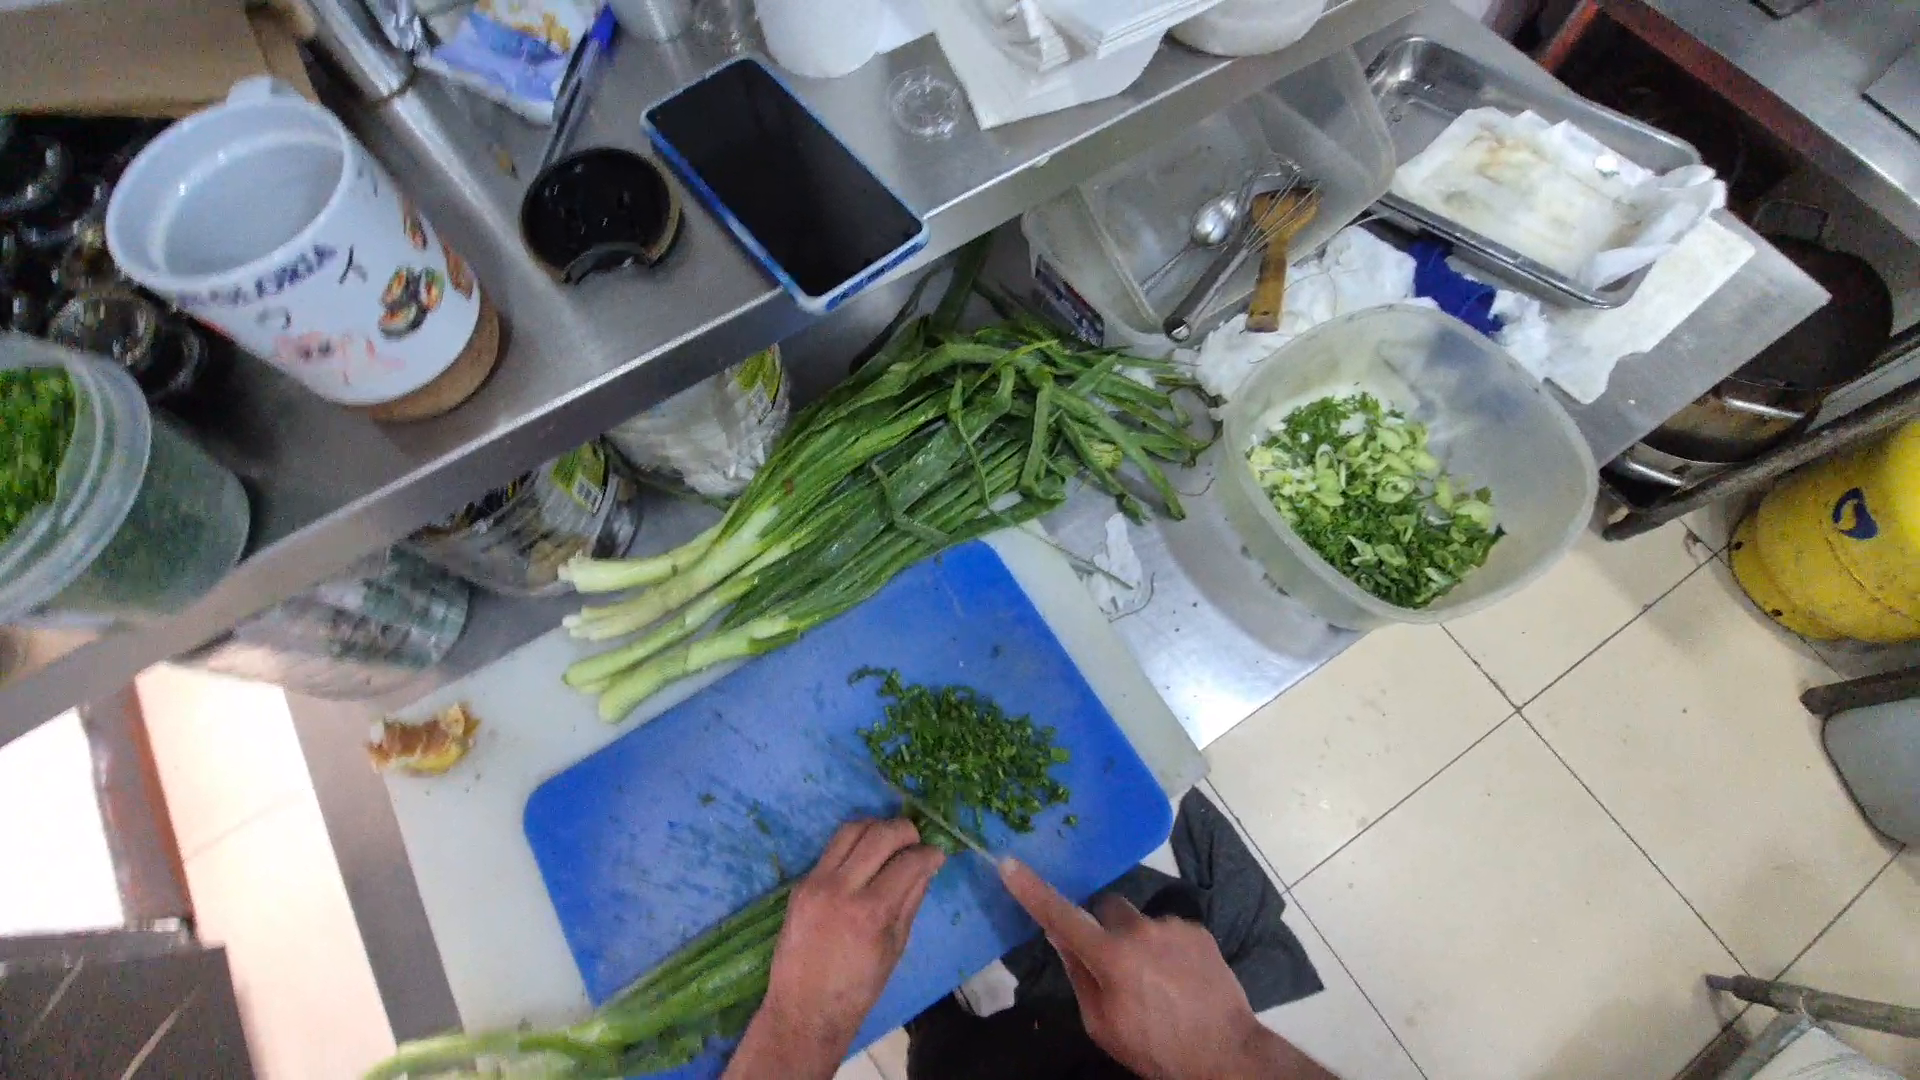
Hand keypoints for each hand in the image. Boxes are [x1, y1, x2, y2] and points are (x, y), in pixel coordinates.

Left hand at [725, 819, 944, 1079]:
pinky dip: (854, 845)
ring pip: (852, 829)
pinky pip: (832, 848)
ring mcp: (816, 882)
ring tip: (890, 842)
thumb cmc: (858, 989)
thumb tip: (928, 864)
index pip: (908, 862)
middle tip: (916, 842)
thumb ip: (912, 898)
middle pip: (880, 834)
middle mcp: (842, 889)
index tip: (937, 855)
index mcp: (871, 912)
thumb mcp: (896, 946)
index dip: (929, 854)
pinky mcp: (801, 883)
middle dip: (906, 830)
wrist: (803, 1011)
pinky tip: (865, 857)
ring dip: (877, 828)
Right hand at [1000, 858, 1336, 1079]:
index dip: (1031, 890)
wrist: (1229, 1057)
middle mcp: (1138, 930)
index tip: (1008, 864)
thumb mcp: (1104, 1026)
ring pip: (1139, 921)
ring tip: (1157, 982)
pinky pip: (1168, 930)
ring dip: (1139, 942)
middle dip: (1103, 928)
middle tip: (1114, 965)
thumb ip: (1079, 976)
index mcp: (1110, 957)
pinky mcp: (1197, 930)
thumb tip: (1061, 937)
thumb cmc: (1157, 1050)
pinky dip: (1166, 949)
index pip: (1060, 916)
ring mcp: (1171, 926)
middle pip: (1106, 909)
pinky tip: (1179, 980)